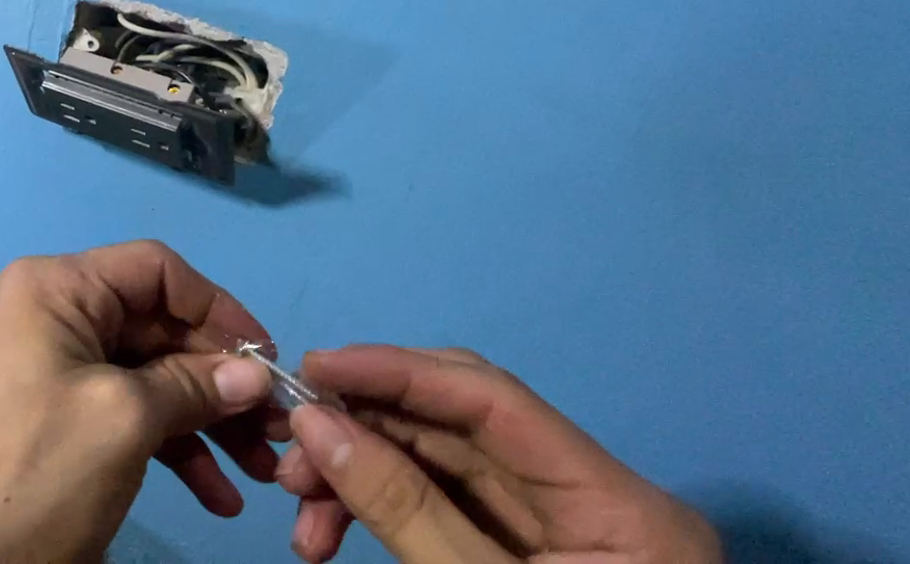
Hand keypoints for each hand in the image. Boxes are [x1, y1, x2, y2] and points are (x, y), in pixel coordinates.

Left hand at [0, 241, 286, 561]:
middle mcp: (56, 310)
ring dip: (206, 417)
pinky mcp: (60, 408)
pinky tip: (216, 494)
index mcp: (58, 286)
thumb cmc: (35, 468)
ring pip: (149, 371)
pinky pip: (128, 407)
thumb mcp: (124, 419)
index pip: (154, 268)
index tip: (268, 360)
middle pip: (157, 324)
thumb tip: (255, 372)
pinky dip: (172, 442)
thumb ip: (193, 385)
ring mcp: (57, 361)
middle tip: (277, 431)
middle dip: (219, 377)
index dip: (216, 307)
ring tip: (261, 469)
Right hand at [275, 345, 721, 563]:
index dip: (395, 370)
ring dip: (354, 470)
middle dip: (361, 425)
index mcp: (616, 505)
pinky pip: (430, 498)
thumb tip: (313, 421)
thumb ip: (402, 508)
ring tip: (298, 502)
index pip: (491, 397)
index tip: (311, 367)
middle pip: (451, 421)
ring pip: (429, 458)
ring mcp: (547, 520)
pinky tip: (325, 529)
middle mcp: (582, 492)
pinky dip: (372, 504)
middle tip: (292, 440)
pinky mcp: (511, 542)